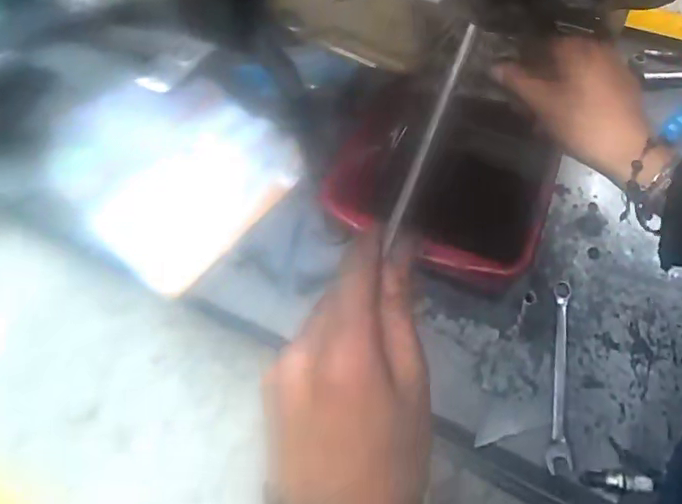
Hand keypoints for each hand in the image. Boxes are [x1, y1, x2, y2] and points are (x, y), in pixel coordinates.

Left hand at [264, 231, 429, 503]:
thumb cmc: (392, 457)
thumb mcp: (412, 384)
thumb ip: (400, 313)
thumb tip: (401, 252)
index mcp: (345, 348)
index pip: (354, 269)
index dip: (370, 241)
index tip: (388, 223)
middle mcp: (303, 345)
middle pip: (337, 290)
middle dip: (364, 286)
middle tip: (394, 305)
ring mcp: (279, 364)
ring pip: (321, 312)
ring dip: (345, 313)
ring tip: (371, 353)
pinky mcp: (269, 381)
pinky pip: (305, 338)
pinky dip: (327, 337)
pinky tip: (344, 373)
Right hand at [493, 37, 665, 185]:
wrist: (631, 150)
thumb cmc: (582, 123)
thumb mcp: (544, 104)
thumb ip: (517, 81)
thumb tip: (495, 66)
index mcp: (576, 46)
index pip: (539, 42)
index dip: (522, 59)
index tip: (511, 78)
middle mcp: (596, 47)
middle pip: (558, 57)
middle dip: (539, 76)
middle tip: (526, 100)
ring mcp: (613, 64)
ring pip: (574, 70)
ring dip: (556, 86)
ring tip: (543, 113)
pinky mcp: (624, 83)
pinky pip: (591, 80)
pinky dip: (576, 91)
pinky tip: (567, 113)